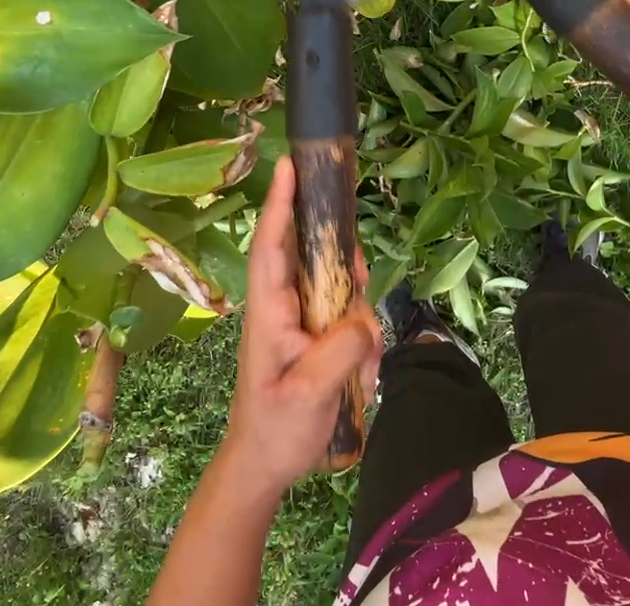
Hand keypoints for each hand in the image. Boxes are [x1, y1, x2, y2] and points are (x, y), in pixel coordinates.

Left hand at [222, 158, 380, 491]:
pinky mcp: (317, 332)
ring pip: (339, 287)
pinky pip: (349, 314)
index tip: (288, 164)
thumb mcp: (309, 393)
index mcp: (269, 310)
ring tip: (359, 371)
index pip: (271, 246)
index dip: (278, 204)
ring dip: (358, 318)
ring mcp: (301, 317)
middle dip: (341, 266)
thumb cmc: (276, 428)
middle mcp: (283, 303)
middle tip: (356, 296)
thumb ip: (340, 349)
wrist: (265, 464)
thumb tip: (363, 318)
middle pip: (313, 256)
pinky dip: (362, 338)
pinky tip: (362, 376)